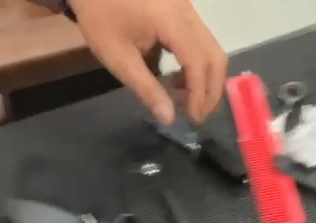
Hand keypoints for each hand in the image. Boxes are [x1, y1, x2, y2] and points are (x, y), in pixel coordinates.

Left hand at [70, 0, 227, 125]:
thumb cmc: (100, 17)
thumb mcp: (118, 58)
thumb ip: (147, 89)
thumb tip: (169, 118)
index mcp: (170, 20)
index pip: (198, 62)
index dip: (199, 94)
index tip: (192, 119)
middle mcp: (186, 11)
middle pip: (214, 55)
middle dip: (211, 90)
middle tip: (196, 116)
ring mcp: (187, 7)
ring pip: (212, 47)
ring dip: (206, 79)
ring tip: (187, 102)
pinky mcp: (183, 8)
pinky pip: (202, 40)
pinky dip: (198, 65)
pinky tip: (180, 81)